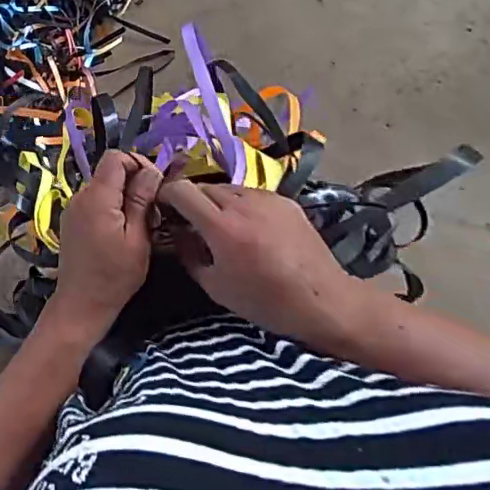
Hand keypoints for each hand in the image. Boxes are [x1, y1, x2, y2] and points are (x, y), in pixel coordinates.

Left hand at [49, 152, 160, 335]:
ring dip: (125, 197)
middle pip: (110, 171)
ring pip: (105, 186)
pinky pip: (96, 201)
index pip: (115, 157)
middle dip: (135, 183)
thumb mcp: (137, 239)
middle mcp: (80, 195)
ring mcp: (74, 207)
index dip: (138, 164)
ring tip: (141, 225)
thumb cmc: (114, 276)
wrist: (81, 303)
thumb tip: (151, 170)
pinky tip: (123, 231)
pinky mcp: (73, 219)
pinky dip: (112, 207)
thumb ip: (142, 201)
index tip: (155, 187)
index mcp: (97, 197)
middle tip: (153, 211)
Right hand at [157, 181, 385, 352]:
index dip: (166, 195)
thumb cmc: (265, 301)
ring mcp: (266, 198)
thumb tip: (176, 231)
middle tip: (193, 224)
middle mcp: (242, 202)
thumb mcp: (214, 285)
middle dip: (192, 202)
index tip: (163, 209)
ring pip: (226, 188)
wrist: (326, 302)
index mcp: (221, 225)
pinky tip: (252, 230)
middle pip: (202, 186)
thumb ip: (187, 252)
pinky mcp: (284, 200)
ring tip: (225, 228)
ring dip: (217, 203)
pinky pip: (251, 195)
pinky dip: (242, 206)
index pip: (180, 189)